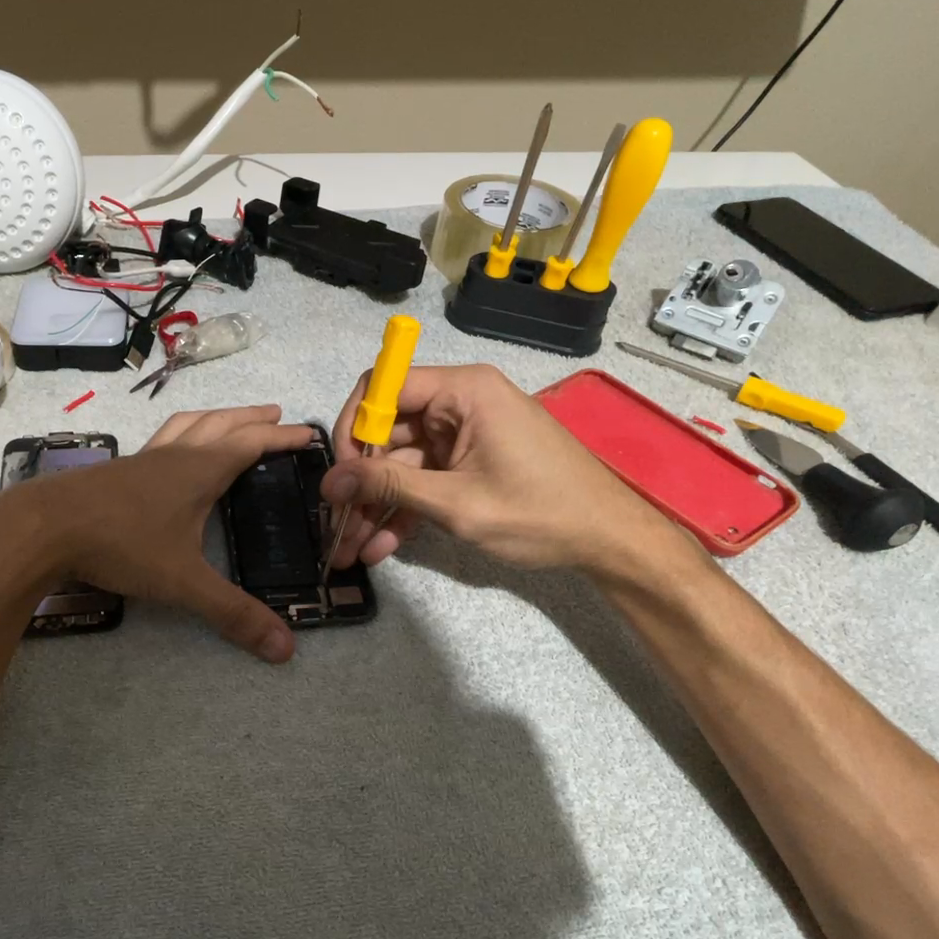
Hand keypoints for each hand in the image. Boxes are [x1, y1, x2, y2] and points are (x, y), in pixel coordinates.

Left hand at [0, 405, 313, 662]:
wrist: (43, 527)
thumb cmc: (121, 545)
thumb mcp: (183, 583)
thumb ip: (233, 613)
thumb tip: (286, 649)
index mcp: (199, 471)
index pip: (251, 443)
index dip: (281, 437)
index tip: (307, 432)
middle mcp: (174, 456)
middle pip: (220, 424)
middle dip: (251, 418)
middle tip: (276, 415)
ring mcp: (141, 459)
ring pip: (186, 425)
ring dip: (215, 418)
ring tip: (229, 421)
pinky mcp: (116, 470)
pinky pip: (159, 440)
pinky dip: (180, 435)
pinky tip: (171, 455)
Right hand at [320, 364, 684, 577]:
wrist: (608, 540)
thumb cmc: (540, 512)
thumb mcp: (456, 502)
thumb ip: (389, 486)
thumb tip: (329, 482)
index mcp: (463, 391)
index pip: (382, 387)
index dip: (352, 427)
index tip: (339, 474)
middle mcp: (460, 403)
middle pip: (387, 432)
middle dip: (361, 482)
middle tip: (336, 525)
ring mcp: (465, 435)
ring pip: (402, 464)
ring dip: (378, 506)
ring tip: (351, 550)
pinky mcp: (470, 462)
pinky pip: (424, 480)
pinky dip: (405, 511)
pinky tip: (382, 548)